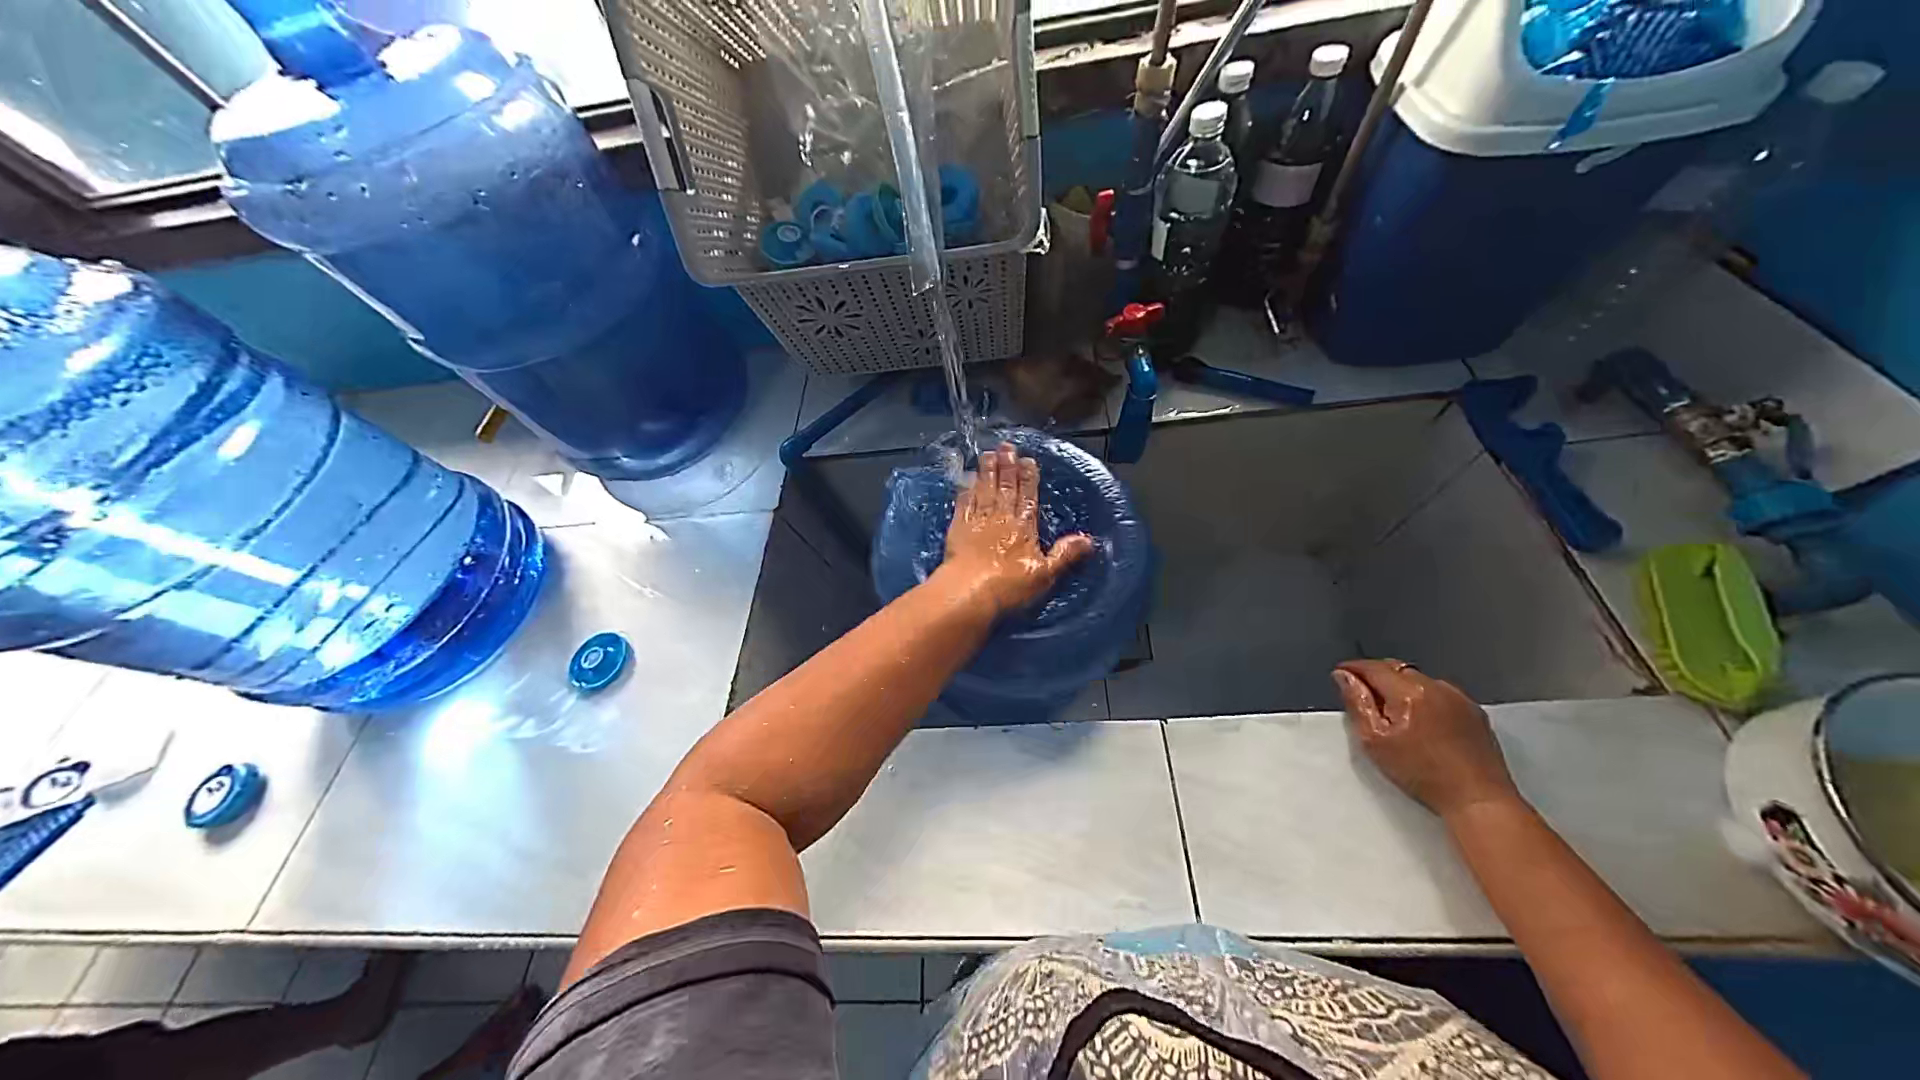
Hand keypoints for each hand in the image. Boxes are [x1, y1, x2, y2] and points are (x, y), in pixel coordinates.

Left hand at [938, 442, 1094, 616]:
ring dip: (986, 471)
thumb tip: (1088, 539)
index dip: (1029, 478)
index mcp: (1024, 527)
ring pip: (984, 490)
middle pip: (1005, 487)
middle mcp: (1001, 518)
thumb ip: (1065, 555)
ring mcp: (978, 521)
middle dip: (1007, 466)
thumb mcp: (1045, 574)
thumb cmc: (1009, 586)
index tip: (1027, 460)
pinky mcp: (958, 528)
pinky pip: (963, 504)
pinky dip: (966, 491)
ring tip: (988, 454)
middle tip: (1006, 447)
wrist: (968, 591)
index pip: (1028, 496)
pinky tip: (966, 482)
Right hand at [1332, 659, 1522, 819]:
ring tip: (1393, 711)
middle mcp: (1437, 687)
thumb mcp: (1374, 741)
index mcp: (1409, 693)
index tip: (1341, 674)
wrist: (1478, 800)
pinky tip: (1422, 720)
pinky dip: (1425, 698)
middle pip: (1397, 669)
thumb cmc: (1422, 774)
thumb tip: (1344, 677)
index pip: (1373, 668)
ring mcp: (1460, 699)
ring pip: (1419, 680)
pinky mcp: (1475, 712)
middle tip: (1362, 693)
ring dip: (1401, 686)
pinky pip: (1440, 693)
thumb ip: (1357, 703)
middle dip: (1376, 675)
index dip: (1353, 668)